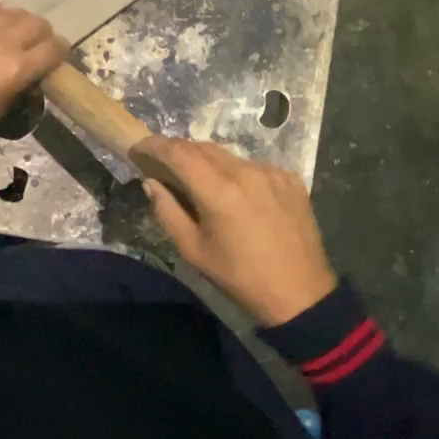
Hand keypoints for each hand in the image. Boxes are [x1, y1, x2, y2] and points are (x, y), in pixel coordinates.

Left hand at [0, 0, 67, 144]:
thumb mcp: (3, 107)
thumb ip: (21, 82)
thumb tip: (29, 69)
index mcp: (18, 69)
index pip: (54, 48)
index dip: (60, 51)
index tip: (56, 56)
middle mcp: (3, 43)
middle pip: (37, 24)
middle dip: (43, 33)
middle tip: (37, 43)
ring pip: (13, 11)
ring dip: (20, 20)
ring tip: (14, 31)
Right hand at [136, 137, 337, 325]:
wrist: (299, 292)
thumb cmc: (238, 276)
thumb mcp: (192, 250)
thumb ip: (167, 211)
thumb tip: (151, 183)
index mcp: (218, 191)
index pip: (179, 152)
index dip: (154, 145)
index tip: (138, 148)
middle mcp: (246, 172)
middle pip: (203, 147)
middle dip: (178, 151)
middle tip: (162, 167)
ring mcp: (272, 173)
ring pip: (229, 156)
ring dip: (207, 163)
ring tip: (199, 183)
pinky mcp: (290, 180)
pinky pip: (253, 167)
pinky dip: (236, 174)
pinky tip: (236, 196)